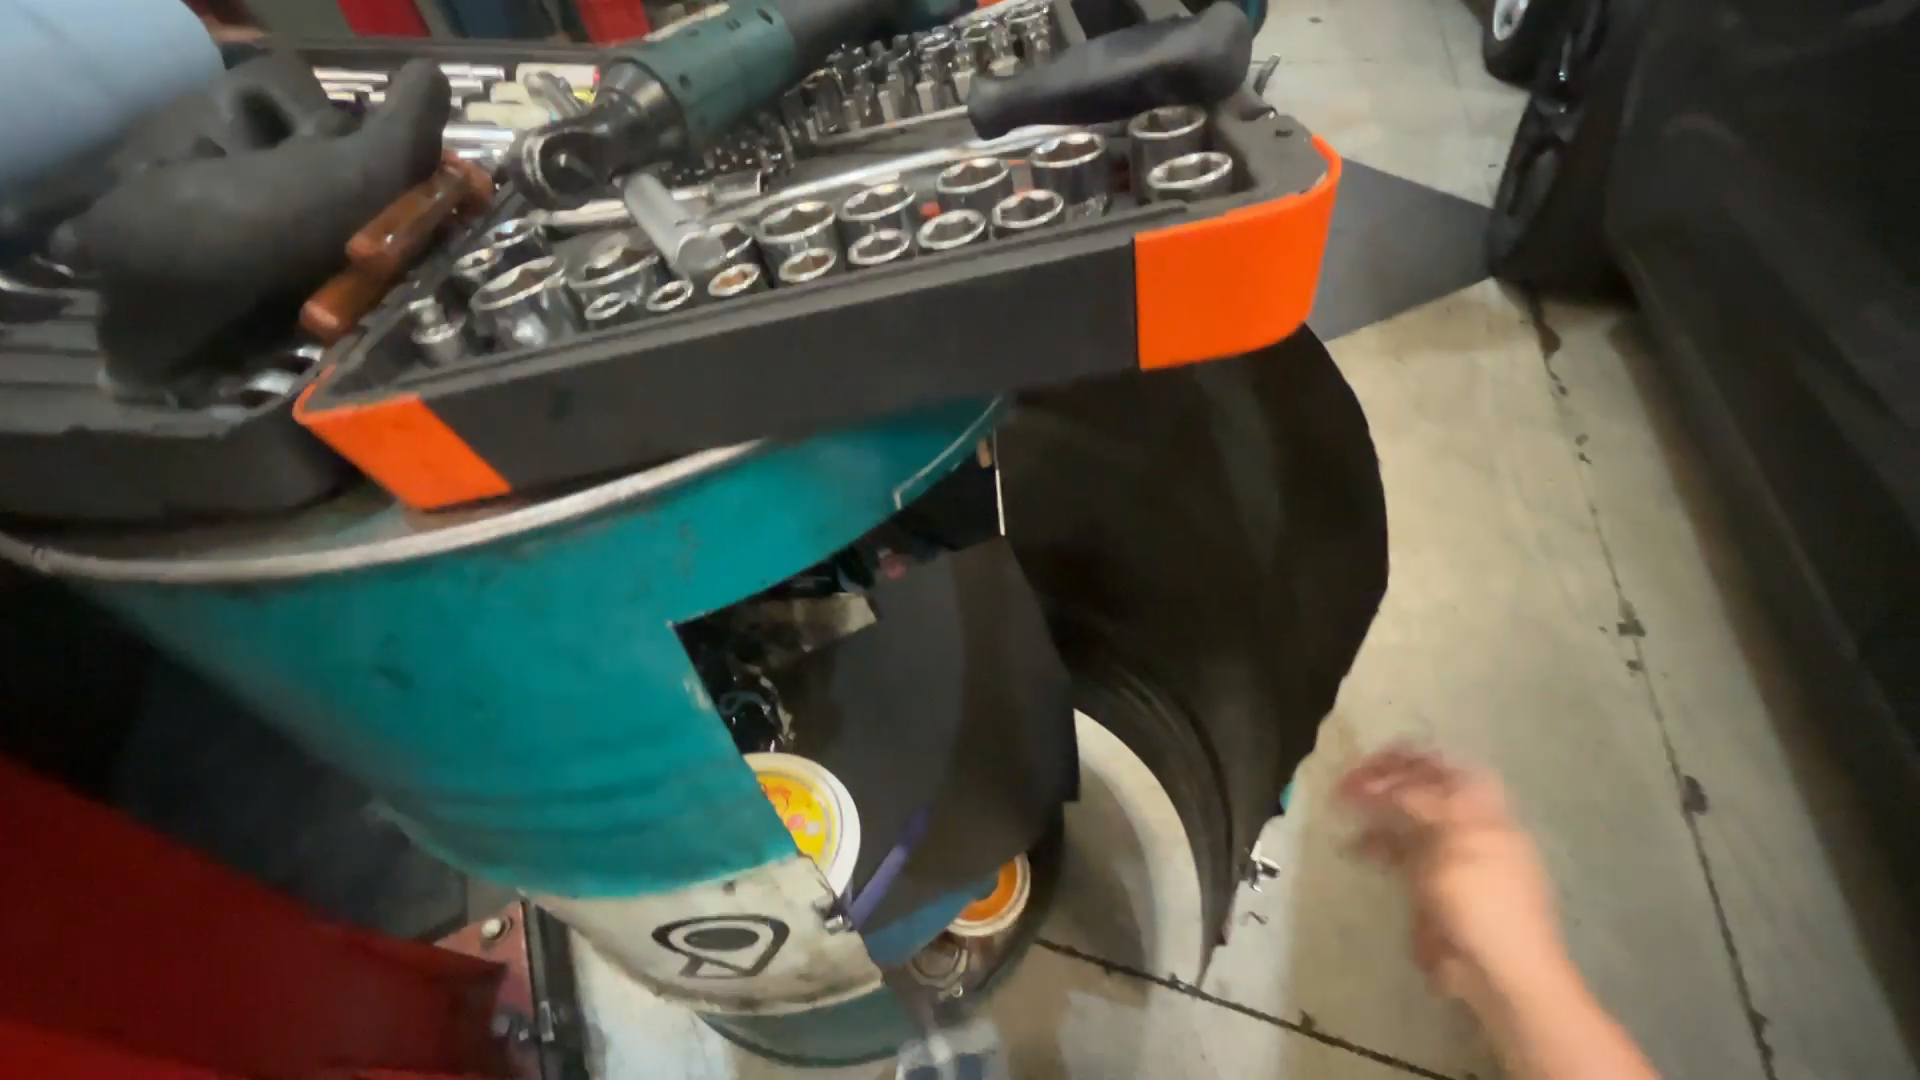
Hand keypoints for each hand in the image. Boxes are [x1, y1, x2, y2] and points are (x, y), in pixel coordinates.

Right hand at [1337, 746, 1570, 1009]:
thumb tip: (1384, 782)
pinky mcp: (1429, 882)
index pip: (1443, 766)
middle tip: (1346, 782)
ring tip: (1342, 807)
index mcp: (1482, 811)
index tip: (1370, 758)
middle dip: (1382, 781)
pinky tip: (1352, 848)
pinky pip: (1397, 852)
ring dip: (1374, 809)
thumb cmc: (1483, 898)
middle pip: (1420, 789)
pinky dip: (1373, 844)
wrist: (1500, 970)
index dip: (1408, 758)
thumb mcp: (1455, 838)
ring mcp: (1447, 854)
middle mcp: (1465, 826)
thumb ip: (1419, 801)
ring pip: (1404, 818)